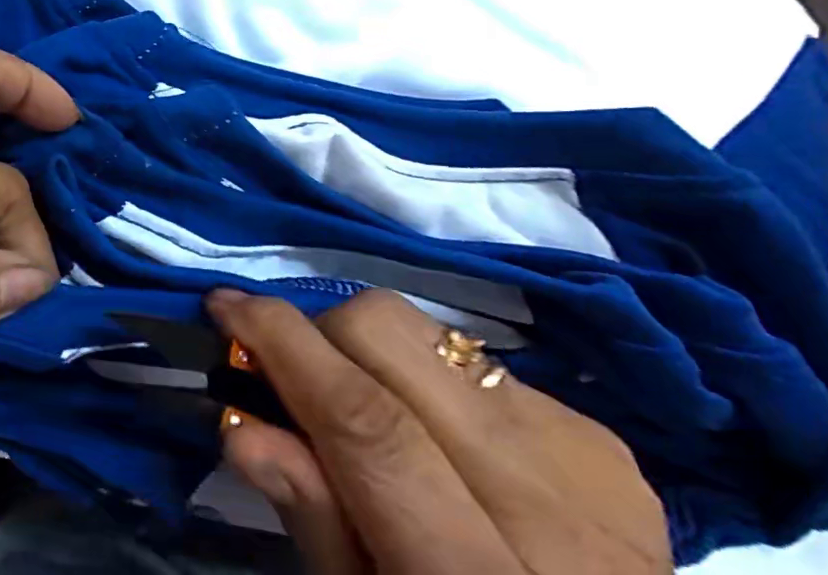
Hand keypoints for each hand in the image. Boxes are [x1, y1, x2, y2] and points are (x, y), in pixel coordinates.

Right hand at [207, 289, 670, 574]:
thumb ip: (316, 521)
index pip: (370, 425)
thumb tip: (241, 422)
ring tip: (364, 405)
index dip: (286, 349)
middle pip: (399, 341)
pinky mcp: (603, 440)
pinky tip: (439, 438)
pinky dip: (429, 381)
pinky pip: (479, 365)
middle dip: (320, 333)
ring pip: (434, 332)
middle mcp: (553, 504)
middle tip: (292, 375)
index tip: (225, 305)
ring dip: (373, 353)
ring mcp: (589, 459)